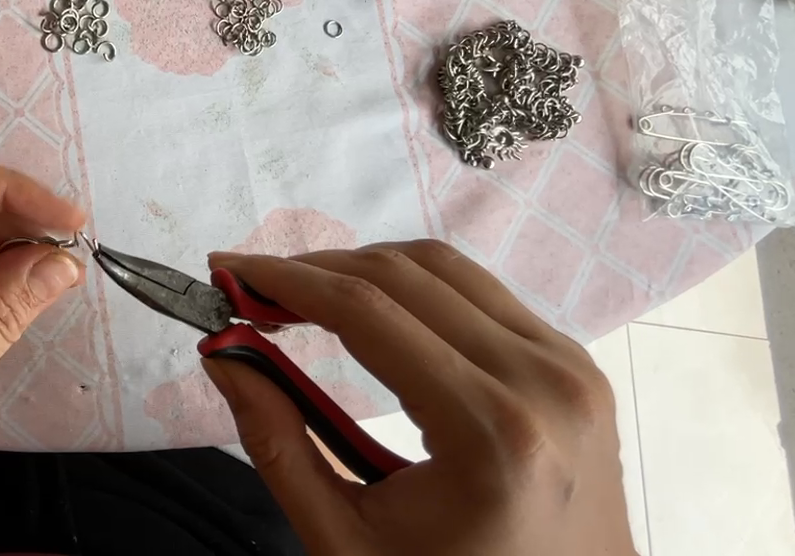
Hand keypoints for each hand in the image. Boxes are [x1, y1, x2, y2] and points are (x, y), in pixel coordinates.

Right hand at [204, 241, 636, 555]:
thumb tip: (220, 351)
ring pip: (436, 265)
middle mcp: (543, 382)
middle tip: (248, 288)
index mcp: (492, 434)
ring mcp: (570, 367)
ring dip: (355, 266)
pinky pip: (472, 289)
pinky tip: (366, 312)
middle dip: (308, 268)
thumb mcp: (344, 542)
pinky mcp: (575, 365)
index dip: (281, 278)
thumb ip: (274, 440)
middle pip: (396, 273)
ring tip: (299, 296)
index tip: (223, 270)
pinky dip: (404, 283)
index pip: (364, 310)